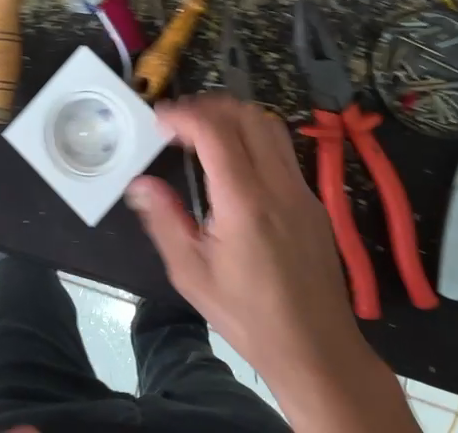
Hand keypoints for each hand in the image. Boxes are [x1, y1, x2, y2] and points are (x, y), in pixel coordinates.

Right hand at [127, 94, 413, 431]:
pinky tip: (234, 161)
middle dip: (207, 107)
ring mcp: (301, 190)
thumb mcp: (192, 275)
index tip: (159, 121)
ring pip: (269, 125)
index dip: (183, 115)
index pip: (214, 131)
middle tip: (178, 122)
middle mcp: (278, 186)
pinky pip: (282, 149)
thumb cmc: (249, 317)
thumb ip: (164, 222)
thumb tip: (140, 184)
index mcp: (244, 203)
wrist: (317, 349)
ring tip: (203, 133)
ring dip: (233, 117)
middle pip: (245, 115)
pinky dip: (253, 137)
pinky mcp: (312, 200)